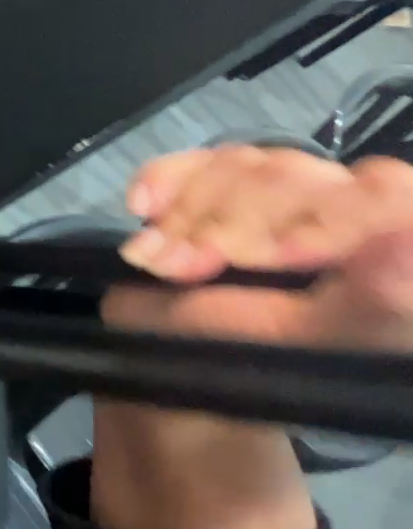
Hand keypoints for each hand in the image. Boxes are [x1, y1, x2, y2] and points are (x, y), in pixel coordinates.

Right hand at [90, 147, 412, 528]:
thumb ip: (378, 296)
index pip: (378, 187)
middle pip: (291, 172)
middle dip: (231, 223)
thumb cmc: (257, 364)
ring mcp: (263, 200)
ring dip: (186, 218)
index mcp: (382, 245)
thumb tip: (407, 240)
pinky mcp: (201, 195)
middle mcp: (335, 213)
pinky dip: (159, 183)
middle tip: (203, 270)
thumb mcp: (321, 337)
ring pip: (234, 166)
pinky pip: (183, 163)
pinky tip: (143, 212)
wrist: (163, 364)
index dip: (321, 210)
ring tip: (169, 266)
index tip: (278, 257)